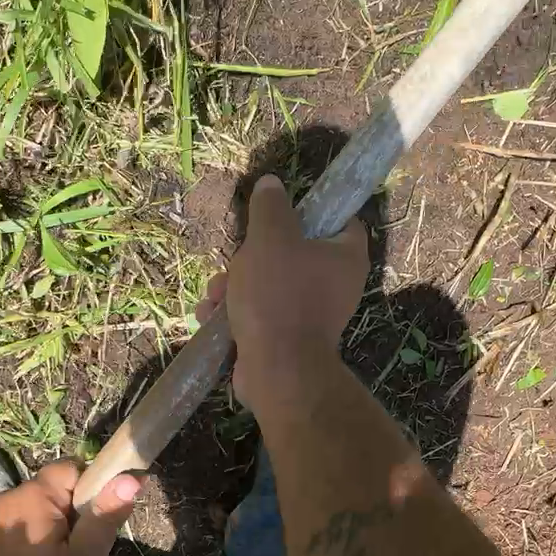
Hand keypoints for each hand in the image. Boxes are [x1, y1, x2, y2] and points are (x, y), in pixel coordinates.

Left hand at [0, 462, 140, 555]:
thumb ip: (105, 519)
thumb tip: (132, 478)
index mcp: (37, 495)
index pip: (74, 468)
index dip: (94, 490)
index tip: (99, 526)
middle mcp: (9, 498)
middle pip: (54, 494)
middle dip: (72, 520)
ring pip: (35, 517)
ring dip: (49, 538)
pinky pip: (15, 534)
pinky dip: (26, 551)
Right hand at [221, 174, 368, 411]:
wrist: (277, 371)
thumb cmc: (279, 297)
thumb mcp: (270, 238)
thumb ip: (270, 207)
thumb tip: (271, 185)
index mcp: (345, 255)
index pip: (337, 219)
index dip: (308, 211)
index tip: (277, 213)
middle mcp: (334, 286)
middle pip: (289, 253)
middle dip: (249, 259)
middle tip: (232, 265)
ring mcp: (309, 316)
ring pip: (266, 285)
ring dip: (232, 288)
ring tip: (214, 298)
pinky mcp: (284, 340)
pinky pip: (258, 315)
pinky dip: (234, 315)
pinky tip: (211, 318)